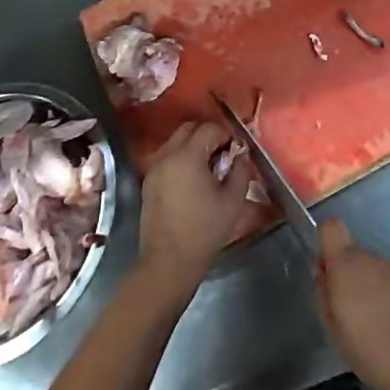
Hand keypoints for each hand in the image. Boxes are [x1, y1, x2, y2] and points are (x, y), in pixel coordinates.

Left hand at [138, 121, 254, 294]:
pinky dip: (181, 158)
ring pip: (175, 142)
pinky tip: (193, 179)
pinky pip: (167, 157)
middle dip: (208, 135)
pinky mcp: (148, 182)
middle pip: (188, 128)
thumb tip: (241, 155)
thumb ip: (240, 171)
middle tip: (223, 153)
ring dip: (193, 145)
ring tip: (209, 167)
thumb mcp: (233, 200)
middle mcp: (166, 156)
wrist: (169, 260)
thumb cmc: (205, 230)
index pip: (208, 128)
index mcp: (187, 156)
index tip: (236, 149)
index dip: (225, 134)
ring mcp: (154, 168)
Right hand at [314, 219, 389, 389]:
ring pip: (368, 268)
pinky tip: (386, 329)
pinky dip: (381, 297)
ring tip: (366, 326)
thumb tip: (323, 272)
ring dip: (363, 287)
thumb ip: (324, 294)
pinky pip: (386, 282)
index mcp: (347, 264)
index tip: (324, 273)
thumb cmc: (374, 353)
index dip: (324, 243)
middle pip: (350, 251)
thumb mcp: (334, 330)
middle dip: (343, 273)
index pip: (330, 227)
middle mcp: (372, 259)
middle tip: (342, 311)